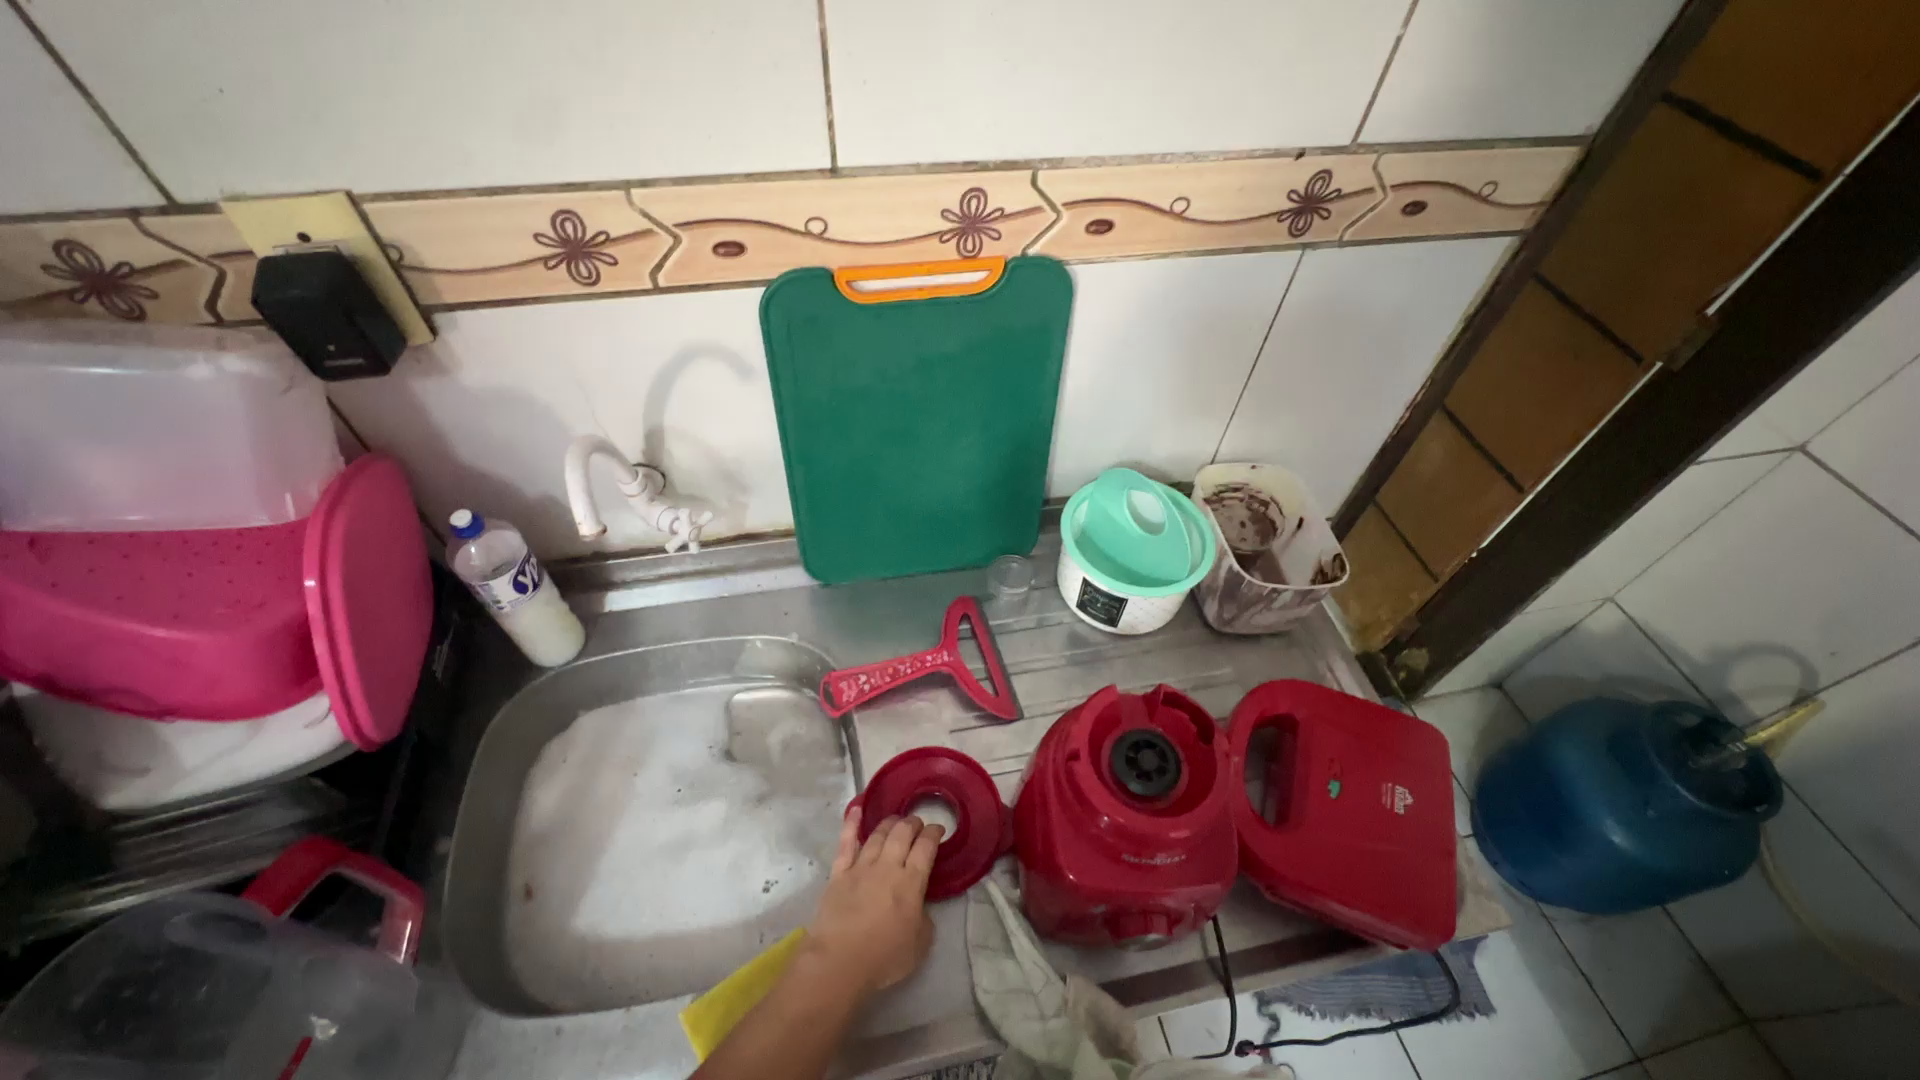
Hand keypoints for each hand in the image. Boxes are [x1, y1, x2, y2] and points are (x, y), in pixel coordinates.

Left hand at [801, 808, 942, 997]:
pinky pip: (846, 843)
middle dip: (913, 824)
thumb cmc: (884, 957)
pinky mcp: (839, 873)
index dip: (933, 834)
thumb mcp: (921, 943)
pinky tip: (856, 810)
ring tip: (896, 820)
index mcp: (912, 883)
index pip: (926, 848)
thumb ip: (924, 918)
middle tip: (918, 823)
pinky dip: (851, 824)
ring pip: (878, 835)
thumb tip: (919, 905)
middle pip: (902, 834)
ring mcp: (861, 867)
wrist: (839, 961)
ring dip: (890, 823)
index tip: (938, 829)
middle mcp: (888, 867)